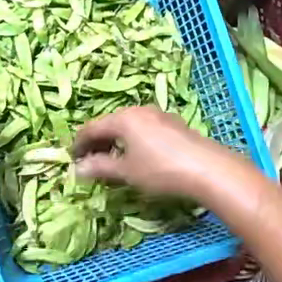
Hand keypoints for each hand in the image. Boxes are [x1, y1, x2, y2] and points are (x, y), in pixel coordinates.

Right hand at [71, 106, 239, 201]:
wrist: (210, 170)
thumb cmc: (161, 170)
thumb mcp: (126, 171)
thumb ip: (100, 167)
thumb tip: (77, 169)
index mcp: (122, 118)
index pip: (92, 127)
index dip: (79, 143)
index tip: (72, 158)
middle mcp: (139, 110)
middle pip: (110, 124)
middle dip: (98, 142)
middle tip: (89, 160)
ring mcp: (159, 115)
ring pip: (128, 126)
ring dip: (116, 142)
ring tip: (112, 160)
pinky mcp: (175, 125)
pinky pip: (144, 129)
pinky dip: (133, 141)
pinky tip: (137, 157)